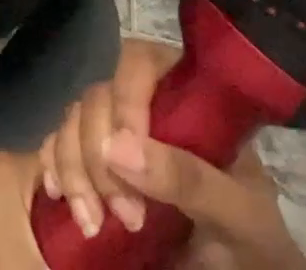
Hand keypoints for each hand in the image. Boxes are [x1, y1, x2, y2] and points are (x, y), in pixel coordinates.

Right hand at [40, 40, 305, 269]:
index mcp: (190, 100)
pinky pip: (57, 146)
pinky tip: (57, 195)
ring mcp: (117, 133)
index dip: (125, 98)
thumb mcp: (236, 214)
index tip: (123, 155)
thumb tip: (120, 148)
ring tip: (93, 223)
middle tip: (125, 216)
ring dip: (72, 169)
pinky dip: (51, 166)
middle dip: (98, 157)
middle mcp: (147, 106)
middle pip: (98, 99)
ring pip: (72, 122)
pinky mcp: (95, 163)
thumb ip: (189, 179)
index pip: (142, 63)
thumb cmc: (254, 243)